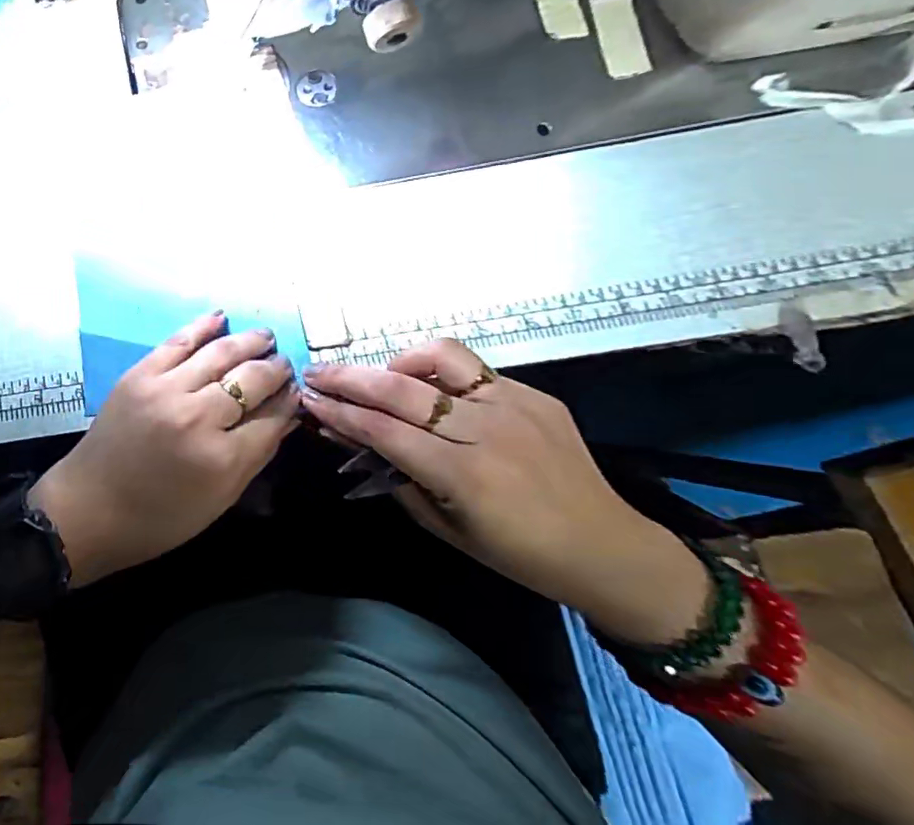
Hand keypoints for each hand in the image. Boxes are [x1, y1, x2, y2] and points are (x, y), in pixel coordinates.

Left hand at [31, 312, 299, 586]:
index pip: (272, 417)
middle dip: (275, 369)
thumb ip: (257, 453)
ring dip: (249, 341)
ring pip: (221, 353)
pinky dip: (203, 326)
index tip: (296, 390)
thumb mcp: (219, 498)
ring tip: (265, 337)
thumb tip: (288, 413)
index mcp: (221, 458)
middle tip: (283, 364)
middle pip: (252, 379)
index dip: (289, 401)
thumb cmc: (159, 517)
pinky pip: (179, 341)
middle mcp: (198, 417)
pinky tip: (222, 318)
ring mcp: (166, 390)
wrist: (89, 508)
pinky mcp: (140, 374)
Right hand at [301, 339, 709, 644]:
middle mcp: (486, 429)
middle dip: (350, 378)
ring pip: (440, 358)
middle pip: (401, 388)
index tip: (310, 401)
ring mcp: (514, 403)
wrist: (604, 545)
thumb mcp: (448, 530)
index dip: (340, 413)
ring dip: (399, 361)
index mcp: (464, 475)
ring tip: (381, 376)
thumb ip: (400, 481)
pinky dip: (441, 373)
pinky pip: (475, 369)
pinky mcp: (534, 392)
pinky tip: (432, 389)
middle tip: (318, 373)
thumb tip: (359, 444)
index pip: (384, 431)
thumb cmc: (519, 554)